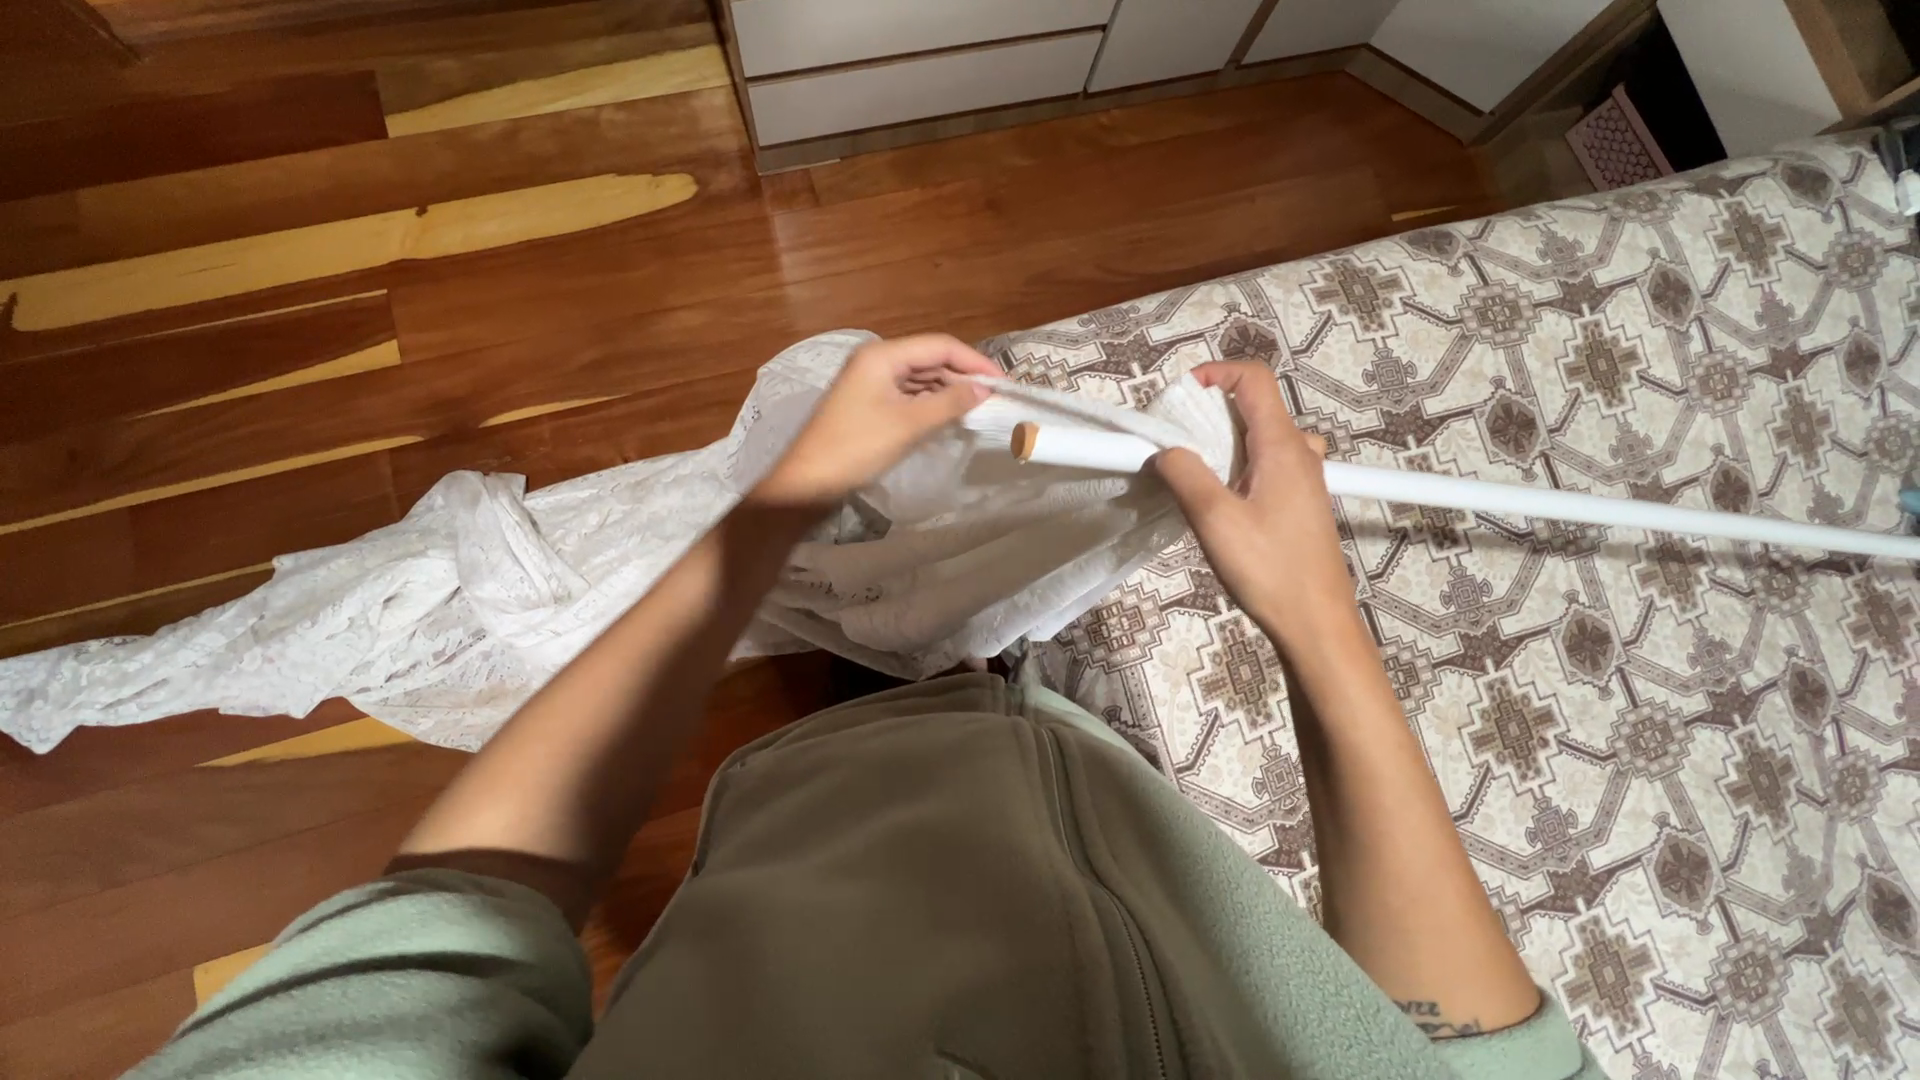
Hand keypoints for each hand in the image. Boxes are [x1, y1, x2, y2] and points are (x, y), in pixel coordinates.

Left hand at [752, 334, 999, 506]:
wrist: (807, 482)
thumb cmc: (856, 448)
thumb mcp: (909, 424)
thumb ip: (949, 403)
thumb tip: (983, 389)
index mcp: (883, 355)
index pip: (940, 346)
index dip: (975, 362)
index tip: (1004, 382)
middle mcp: (876, 360)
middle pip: (930, 359)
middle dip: (963, 376)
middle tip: (996, 397)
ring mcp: (870, 381)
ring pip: (920, 378)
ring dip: (948, 391)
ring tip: (979, 408)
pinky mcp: (868, 402)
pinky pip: (908, 394)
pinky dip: (930, 403)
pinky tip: (950, 417)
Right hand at [1154, 362, 1355, 651]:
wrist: (1315, 622)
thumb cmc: (1269, 568)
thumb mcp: (1214, 520)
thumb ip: (1185, 475)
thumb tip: (1164, 450)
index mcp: (1282, 446)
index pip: (1254, 379)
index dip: (1215, 373)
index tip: (1181, 395)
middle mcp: (1300, 453)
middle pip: (1255, 406)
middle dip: (1210, 411)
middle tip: (1176, 441)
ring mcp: (1304, 479)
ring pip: (1261, 437)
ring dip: (1224, 441)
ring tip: (1194, 470)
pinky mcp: (1301, 503)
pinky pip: (1267, 464)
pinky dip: (1238, 465)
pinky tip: (1219, 500)